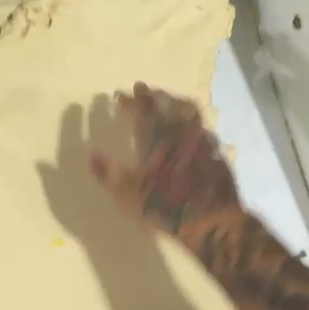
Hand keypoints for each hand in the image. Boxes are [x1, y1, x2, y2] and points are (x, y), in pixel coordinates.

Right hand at [86, 82, 242, 239]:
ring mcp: (203, 139)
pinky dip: (191, 121)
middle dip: (153, 95)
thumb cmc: (166, 206)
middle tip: (143, 90)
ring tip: (167, 102)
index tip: (119, 94)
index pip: (142, 108)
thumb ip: (108, 173)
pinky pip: (202, 126)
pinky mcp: (217, 152)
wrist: (212, 219)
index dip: (130, 100)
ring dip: (175, 102)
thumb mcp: (128, 194)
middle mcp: (181, 130)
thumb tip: (91, 154)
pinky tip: (189, 130)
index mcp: (157, 136)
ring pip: (189, 110)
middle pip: (168, 103)